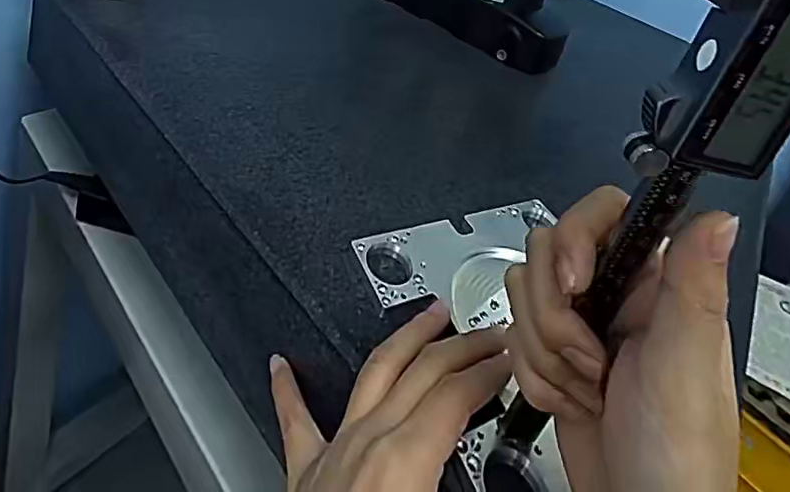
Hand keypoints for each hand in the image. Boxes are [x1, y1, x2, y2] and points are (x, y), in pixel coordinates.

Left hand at [271, 300, 510, 491]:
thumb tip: (510, 483)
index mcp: (402, 464)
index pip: (456, 393)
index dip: (489, 369)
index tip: (510, 357)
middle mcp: (365, 445)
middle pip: (423, 370)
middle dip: (462, 344)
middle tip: (489, 332)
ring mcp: (333, 455)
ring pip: (374, 373)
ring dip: (406, 339)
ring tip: (428, 315)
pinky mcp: (304, 477)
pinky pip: (295, 423)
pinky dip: (288, 391)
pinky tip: (279, 365)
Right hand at [504, 186, 741, 491]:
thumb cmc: (681, 455)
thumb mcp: (688, 362)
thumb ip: (697, 283)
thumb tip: (719, 219)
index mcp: (652, 280)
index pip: (602, 211)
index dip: (576, 236)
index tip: (575, 281)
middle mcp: (613, 289)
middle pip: (548, 249)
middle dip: (555, 313)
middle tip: (590, 355)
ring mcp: (579, 317)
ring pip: (525, 288)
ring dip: (545, 350)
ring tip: (587, 383)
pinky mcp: (551, 347)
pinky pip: (514, 331)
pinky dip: (535, 374)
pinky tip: (572, 399)